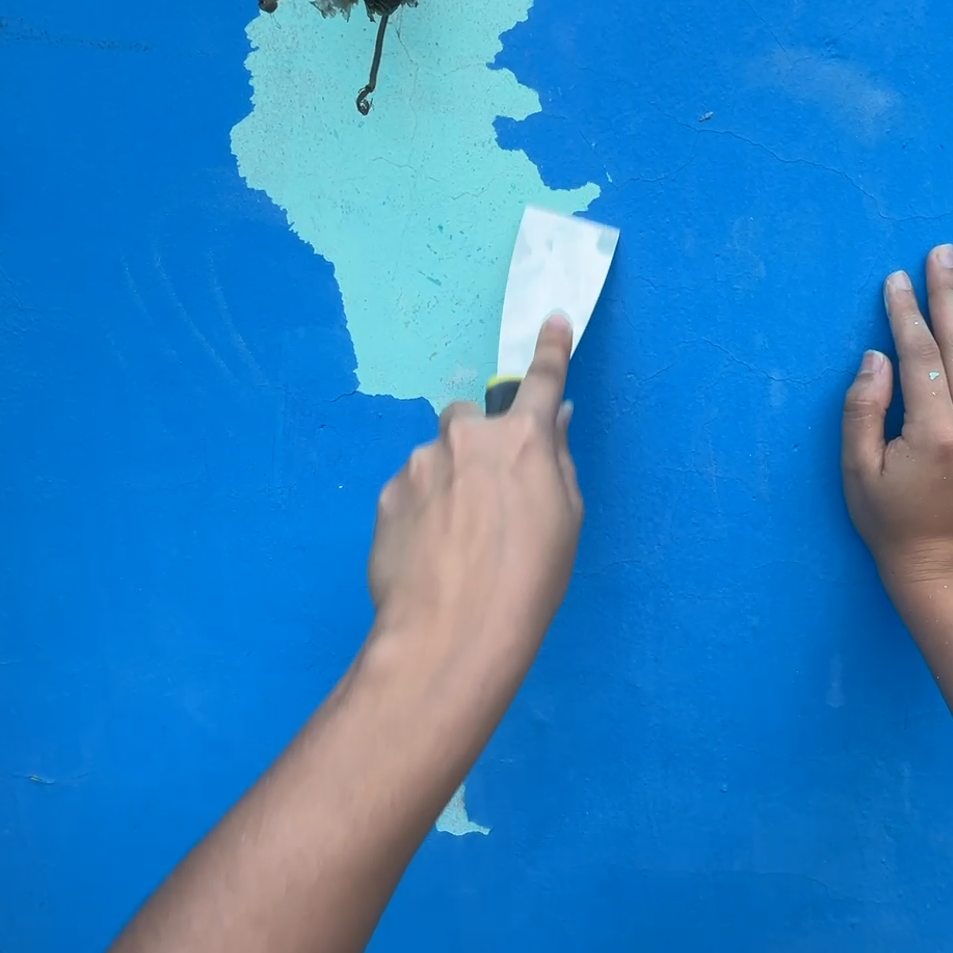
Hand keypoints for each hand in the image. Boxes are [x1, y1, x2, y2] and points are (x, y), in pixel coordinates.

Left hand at [366, 315, 584, 668]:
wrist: (452, 632)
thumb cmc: (529, 580)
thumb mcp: (566, 520)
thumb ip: (558, 460)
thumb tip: (555, 419)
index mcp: (522, 439)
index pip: (541, 382)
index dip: (551, 351)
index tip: (552, 321)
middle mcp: (467, 437)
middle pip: (471, 420)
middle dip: (478, 444)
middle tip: (486, 496)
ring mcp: (420, 461)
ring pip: (436, 456)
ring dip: (447, 479)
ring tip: (453, 538)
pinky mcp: (386, 492)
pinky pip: (410, 487)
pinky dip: (420, 508)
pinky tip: (427, 551)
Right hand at [841, 244, 952, 589]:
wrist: (942, 567)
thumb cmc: (887, 520)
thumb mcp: (856, 470)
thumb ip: (864, 410)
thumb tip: (878, 356)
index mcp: (934, 432)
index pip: (920, 355)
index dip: (905, 313)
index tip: (896, 278)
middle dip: (950, 294)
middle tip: (943, 252)